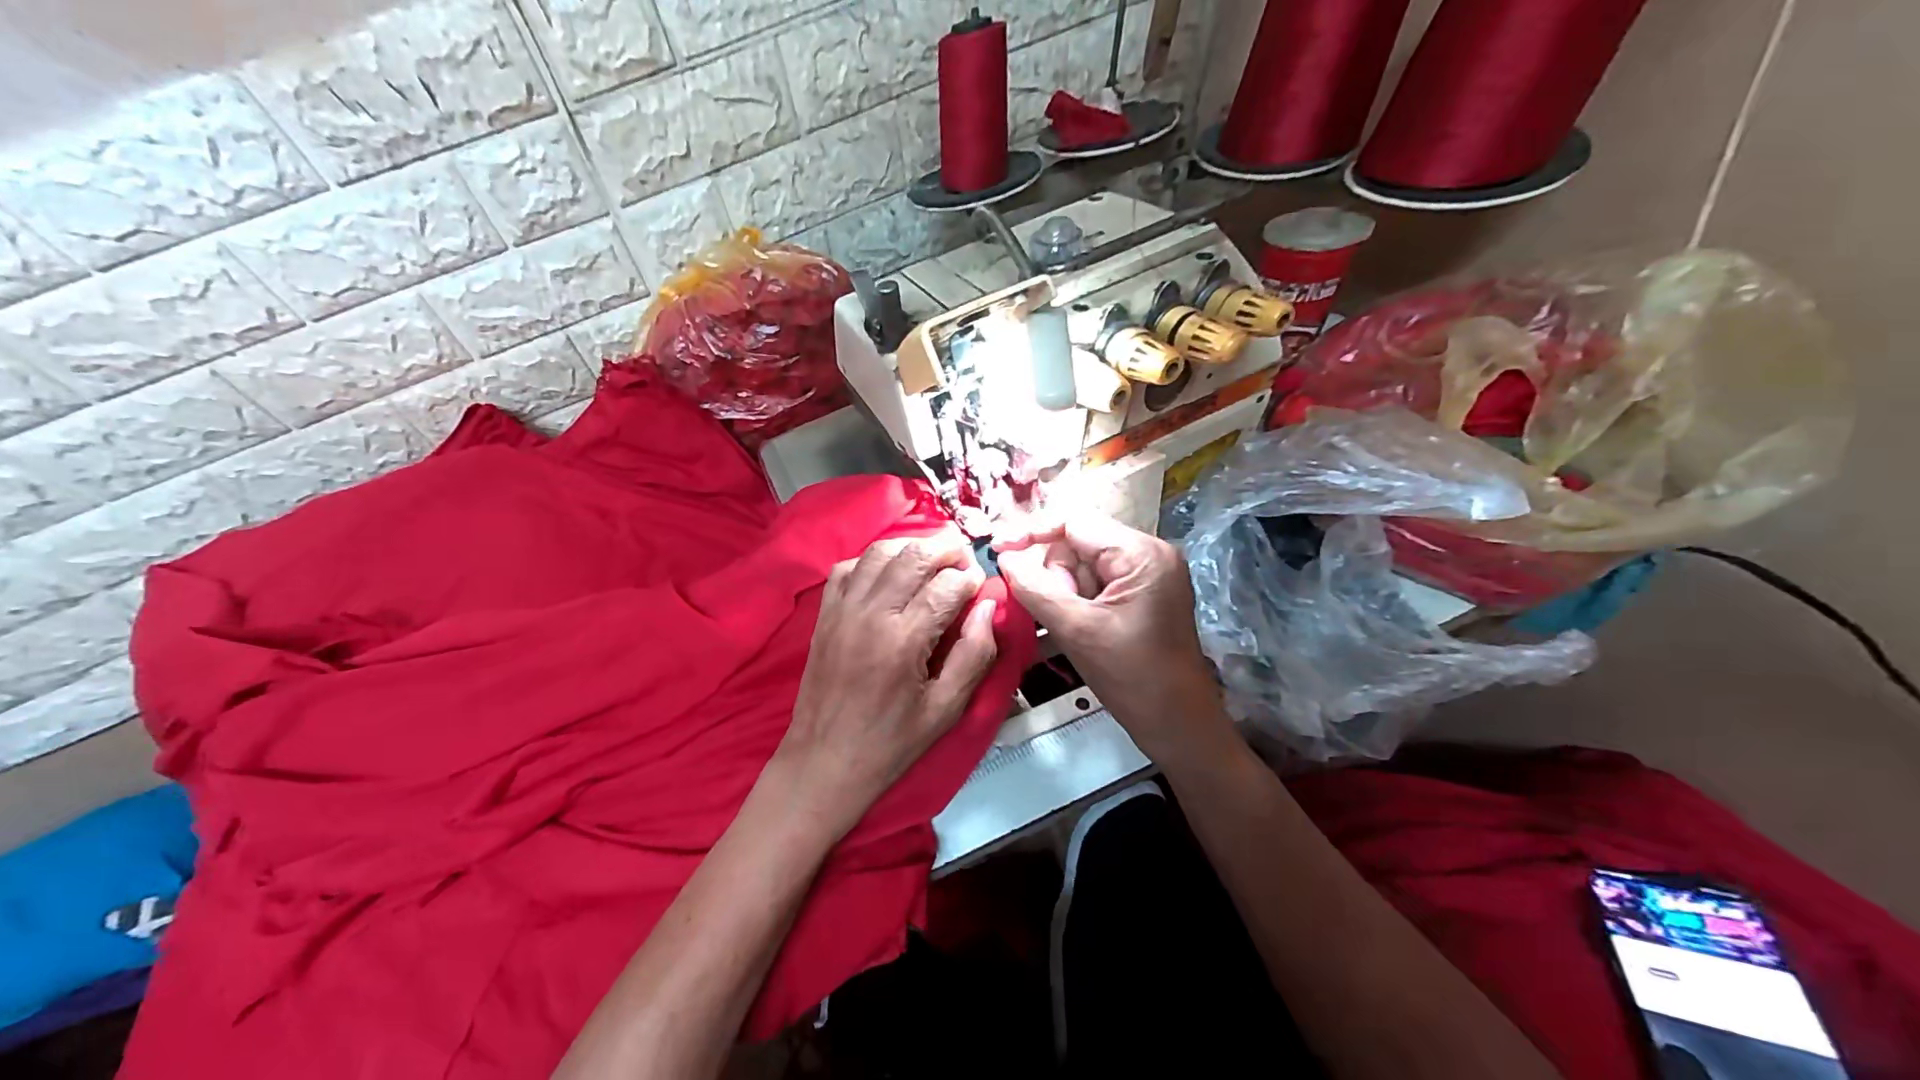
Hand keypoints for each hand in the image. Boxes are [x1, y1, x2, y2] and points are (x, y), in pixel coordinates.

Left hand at [774, 530, 999, 840]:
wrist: (824, 760)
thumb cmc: (891, 742)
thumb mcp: (946, 710)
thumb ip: (974, 655)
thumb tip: (989, 607)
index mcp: (904, 640)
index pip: (946, 586)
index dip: (971, 580)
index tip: (981, 588)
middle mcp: (871, 614)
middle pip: (913, 556)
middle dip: (946, 549)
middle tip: (964, 558)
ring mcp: (843, 609)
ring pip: (880, 552)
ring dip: (911, 546)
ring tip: (933, 555)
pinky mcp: (824, 614)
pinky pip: (848, 566)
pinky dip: (873, 559)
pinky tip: (891, 570)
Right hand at [994, 514, 1231, 765]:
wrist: (1178, 725)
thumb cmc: (1133, 678)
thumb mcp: (1077, 630)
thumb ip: (1035, 589)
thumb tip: (1004, 558)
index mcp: (1141, 553)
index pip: (1075, 522)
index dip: (1032, 532)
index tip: (998, 549)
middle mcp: (1147, 555)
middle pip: (1077, 544)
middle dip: (1053, 574)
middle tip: (1046, 611)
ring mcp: (1146, 577)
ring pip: (1082, 568)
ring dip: (1061, 593)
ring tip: (1065, 628)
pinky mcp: (1140, 598)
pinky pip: (1094, 587)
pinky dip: (1074, 604)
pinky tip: (1069, 629)